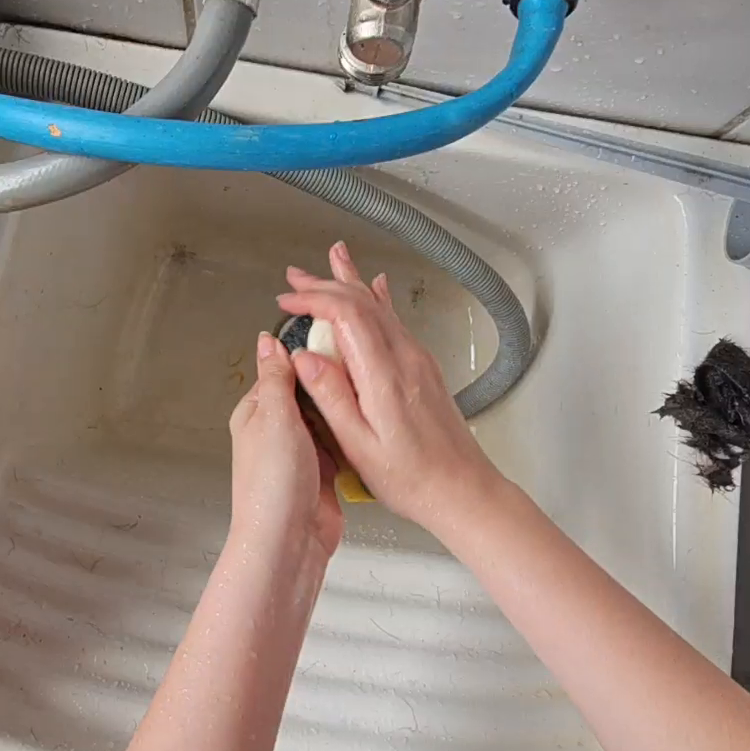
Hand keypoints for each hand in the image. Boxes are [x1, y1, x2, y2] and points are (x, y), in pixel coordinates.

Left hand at [228, 332, 343, 558]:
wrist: (290, 541)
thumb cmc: (272, 485)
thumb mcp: (274, 416)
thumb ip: (275, 377)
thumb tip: (268, 341)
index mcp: (256, 411)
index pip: (281, 369)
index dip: (306, 355)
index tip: (334, 341)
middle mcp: (276, 430)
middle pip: (308, 392)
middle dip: (328, 384)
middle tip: (357, 368)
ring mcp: (300, 452)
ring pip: (327, 417)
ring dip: (341, 411)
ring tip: (365, 393)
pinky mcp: (322, 471)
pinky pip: (340, 444)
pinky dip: (350, 437)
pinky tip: (365, 426)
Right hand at [278, 242, 510, 534]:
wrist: (462, 490)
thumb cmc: (411, 477)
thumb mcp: (358, 444)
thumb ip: (330, 396)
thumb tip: (302, 357)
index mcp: (385, 374)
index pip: (347, 315)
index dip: (314, 300)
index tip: (287, 301)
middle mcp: (405, 357)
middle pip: (363, 303)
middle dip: (326, 284)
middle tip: (294, 277)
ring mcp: (417, 359)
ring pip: (380, 307)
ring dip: (351, 283)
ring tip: (333, 260)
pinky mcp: (423, 367)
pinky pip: (395, 321)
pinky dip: (377, 299)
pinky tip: (377, 286)